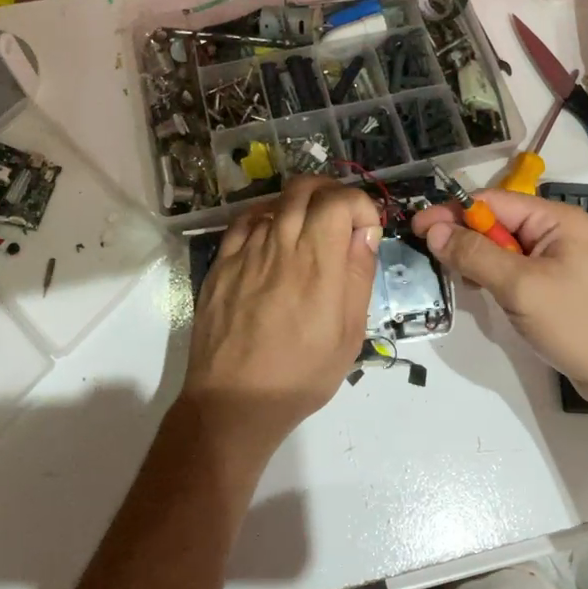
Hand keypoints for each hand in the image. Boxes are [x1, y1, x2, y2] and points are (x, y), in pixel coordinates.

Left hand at [181, 176, 380, 448]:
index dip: (360, 204)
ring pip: (276, 200)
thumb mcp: (348, 334)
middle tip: (342, 219)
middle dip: (331, 193)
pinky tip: (274, 239)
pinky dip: (267, 218)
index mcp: (315, 261)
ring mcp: (245, 250)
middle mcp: (279, 244)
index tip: (366, 231)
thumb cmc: (300, 375)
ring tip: (310, 231)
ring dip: (301, 205)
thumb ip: (358, 275)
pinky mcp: (221, 262)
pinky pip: (245, 220)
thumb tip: (365, 233)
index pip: (339, 199)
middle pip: (305, 187)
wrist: (231, 401)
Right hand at [411, 189, 587, 405]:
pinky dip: (494, 279)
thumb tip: (435, 230)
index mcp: (556, 220)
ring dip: (477, 260)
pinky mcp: (557, 287)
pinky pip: (516, 271)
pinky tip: (483, 295)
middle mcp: (558, 232)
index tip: (418, 229)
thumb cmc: (580, 324)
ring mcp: (559, 261)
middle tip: (431, 257)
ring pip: (503, 249)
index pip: (492, 202)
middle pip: (496, 223)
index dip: (452, 213)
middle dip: (463, 237)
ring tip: (457, 279)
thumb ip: (476, 255)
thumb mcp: (522, 287)